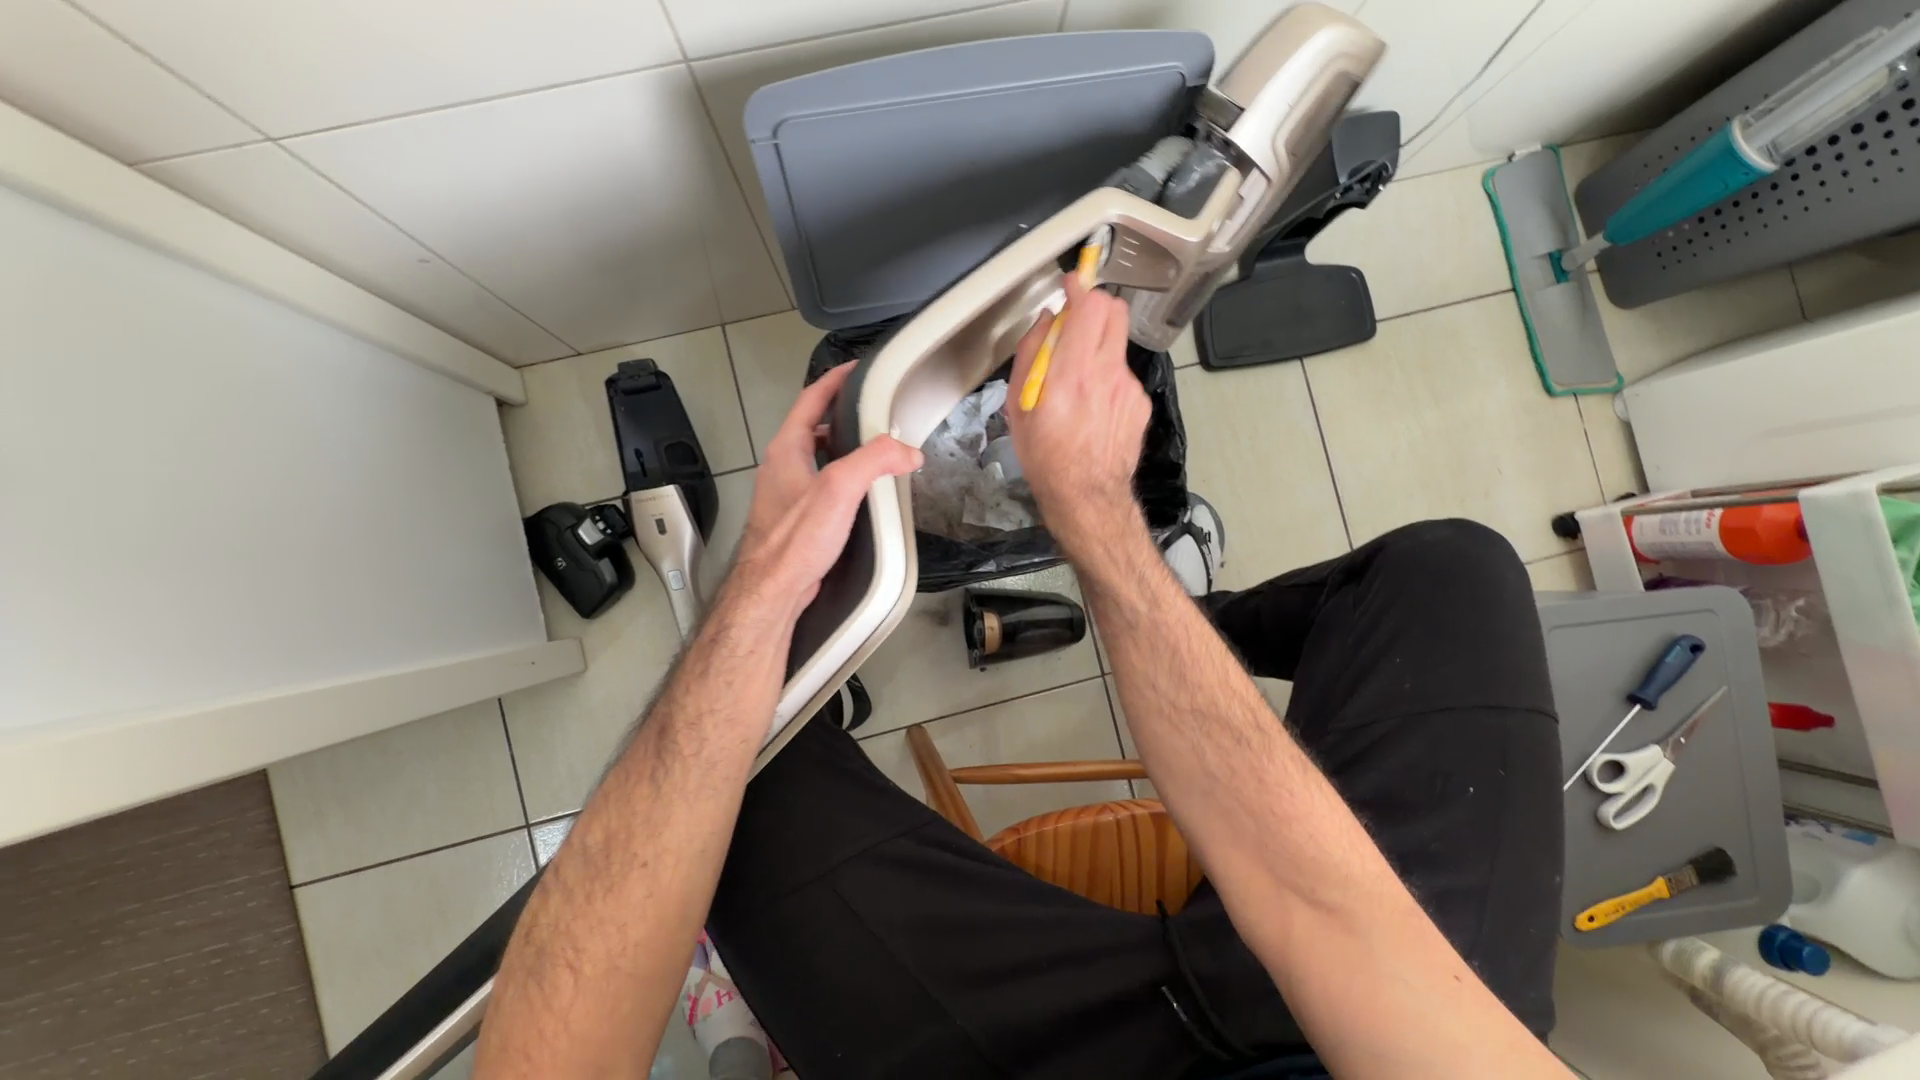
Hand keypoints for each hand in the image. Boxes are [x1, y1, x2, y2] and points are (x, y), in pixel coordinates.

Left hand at [729, 362, 921, 619]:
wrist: (773, 590)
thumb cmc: (796, 539)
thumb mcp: (840, 489)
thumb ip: (875, 461)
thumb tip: (908, 451)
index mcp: (786, 450)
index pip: (810, 401)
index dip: (834, 381)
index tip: (855, 369)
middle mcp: (781, 468)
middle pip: (812, 428)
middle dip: (842, 417)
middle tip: (872, 415)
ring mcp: (785, 495)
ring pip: (816, 459)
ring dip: (842, 451)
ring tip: (873, 453)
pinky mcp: (795, 520)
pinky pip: (820, 487)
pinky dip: (841, 481)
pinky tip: (861, 497)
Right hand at [1007, 276, 1151, 556]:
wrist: (1086, 495)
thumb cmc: (1046, 455)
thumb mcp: (1018, 406)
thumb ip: (1031, 355)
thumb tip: (1046, 322)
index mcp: (1072, 373)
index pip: (1089, 307)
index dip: (1080, 288)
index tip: (1071, 285)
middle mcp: (1106, 374)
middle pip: (1115, 312)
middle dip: (1096, 307)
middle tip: (1077, 322)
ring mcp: (1128, 388)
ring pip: (1118, 344)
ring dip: (1098, 347)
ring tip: (1078, 381)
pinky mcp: (1140, 402)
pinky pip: (1123, 374)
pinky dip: (1108, 378)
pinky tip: (1094, 406)